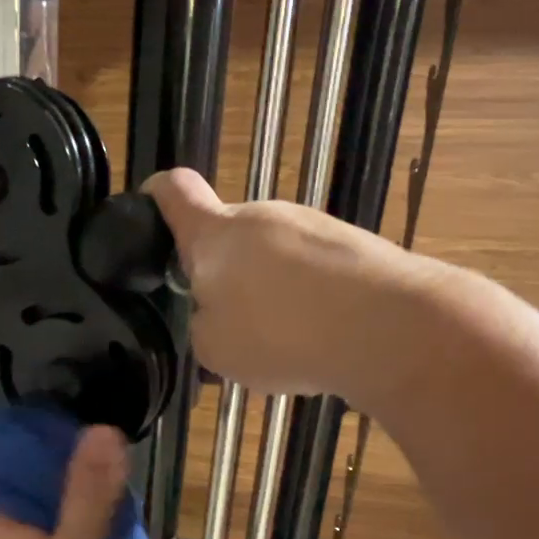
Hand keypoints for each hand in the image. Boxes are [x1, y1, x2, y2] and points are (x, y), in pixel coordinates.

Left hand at [0, 426, 128, 538]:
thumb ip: (89, 494)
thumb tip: (102, 429)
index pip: (18, 456)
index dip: (58, 451)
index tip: (97, 457)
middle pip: (23, 488)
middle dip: (64, 487)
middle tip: (109, 494)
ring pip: (24, 519)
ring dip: (59, 517)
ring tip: (101, 524)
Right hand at [143, 167, 452, 407]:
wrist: (392, 328)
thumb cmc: (283, 334)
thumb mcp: (212, 347)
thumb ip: (200, 321)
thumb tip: (215, 311)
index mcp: (215, 235)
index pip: (173, 191)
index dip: (154, 198)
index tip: (146, 215)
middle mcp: (261, 215)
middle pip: (225, 236)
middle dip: (219, 274)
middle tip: (226, 327)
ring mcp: (312, 224)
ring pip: (270, 255)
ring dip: (266, 289)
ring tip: (282, 342)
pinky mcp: (353, 243)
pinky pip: (312, 269)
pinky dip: (306, 298)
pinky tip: (319, 337)